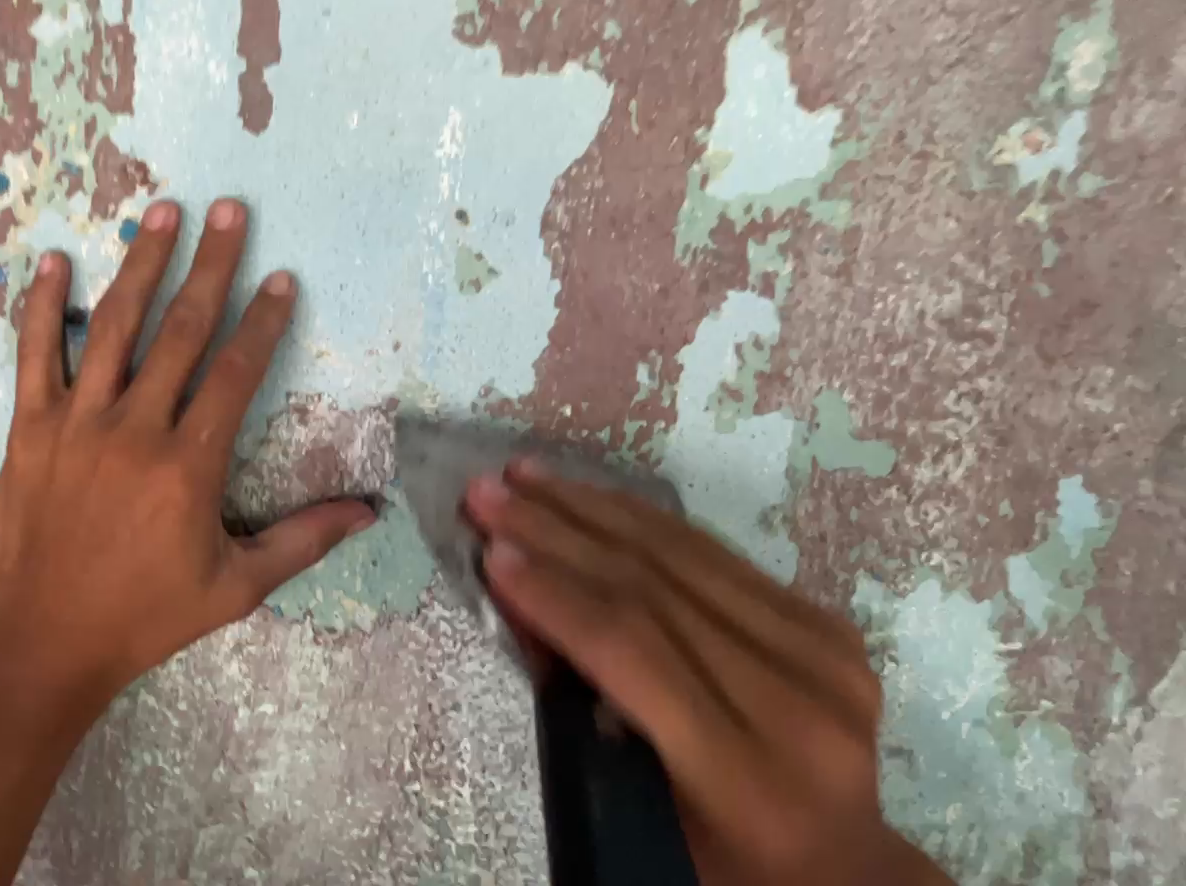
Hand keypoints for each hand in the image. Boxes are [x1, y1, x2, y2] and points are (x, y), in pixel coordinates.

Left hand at [0, 197, 377, 704]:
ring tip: (162, 213)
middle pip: (181, 331)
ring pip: (114, 328)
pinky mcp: (31, 427)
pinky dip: (42, 307)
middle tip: (229, 210)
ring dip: (140, 265)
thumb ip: (303, 542)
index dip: (263, 322)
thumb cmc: (146, 616)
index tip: (281, 278)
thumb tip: (369, 512)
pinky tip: (54, 261)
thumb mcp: (236, 588)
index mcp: (189, 464)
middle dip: (211, 266)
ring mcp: (77, 422)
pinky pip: (35, 355)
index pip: (236, 374)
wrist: (45, 640)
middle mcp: (135, 428)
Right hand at [461, 462, 951, 885]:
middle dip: (554, 531)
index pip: (631, 651)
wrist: (837, 860)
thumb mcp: (632, 797)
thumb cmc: (709, 851)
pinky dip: (634, 515)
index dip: (555, 593)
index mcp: (747, 776)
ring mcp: (821, 654)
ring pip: (678, 554)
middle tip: (486, 495)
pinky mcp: (824, 621)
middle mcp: (796, 704)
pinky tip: (583, 492)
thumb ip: (577, 696)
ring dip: (586, 507)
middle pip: (651, 588)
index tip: (489, 552)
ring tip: (522, 476)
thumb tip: (516, 593)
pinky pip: (708, 550)